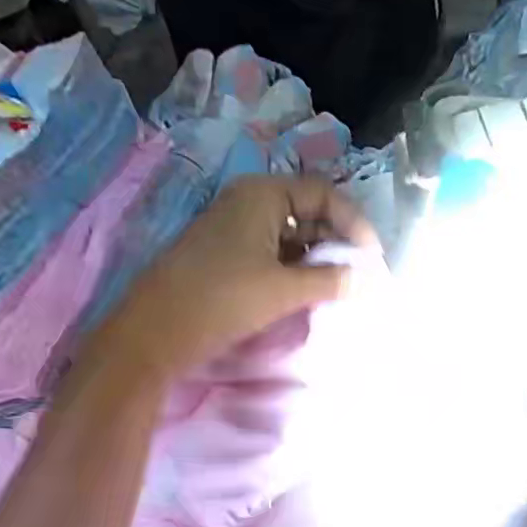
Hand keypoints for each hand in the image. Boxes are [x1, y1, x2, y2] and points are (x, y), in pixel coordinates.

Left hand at [83, 174, 377, 379]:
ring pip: (289, 237)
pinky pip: (270, 255)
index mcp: (262, 194)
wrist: (155, 332)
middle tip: (357, 278)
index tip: (371, 261)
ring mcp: (233, 230)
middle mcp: (248, 202)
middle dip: (336, 244)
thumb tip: (365, 279)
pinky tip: (306, 295)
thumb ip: (329, 281)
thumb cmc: (222, 300)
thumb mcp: (283, 289)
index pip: (324, 194)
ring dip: (316, 260)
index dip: (354, 224)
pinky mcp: (224, 257)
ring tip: (336, 290)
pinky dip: (293, 271)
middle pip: (307, 213)